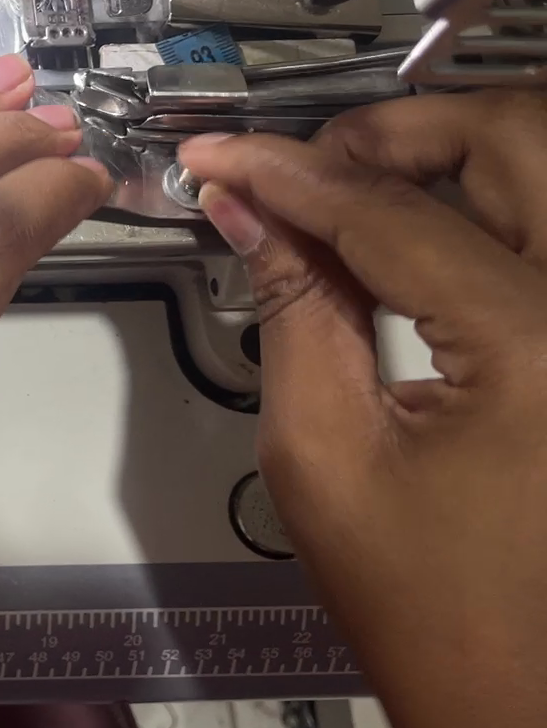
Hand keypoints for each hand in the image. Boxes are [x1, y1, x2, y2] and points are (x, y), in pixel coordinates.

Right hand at [179, 90, 546, 727]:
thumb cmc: (423, 593)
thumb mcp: (321, 445)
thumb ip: (294, 308)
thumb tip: (246, 211)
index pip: (391, 214)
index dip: (284, 171)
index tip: (212, 154)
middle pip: (529, 140)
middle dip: (394, 134)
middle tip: (298, 167)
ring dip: (451, 158)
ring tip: (350, 193)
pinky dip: (489, 209)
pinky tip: (418, 236)